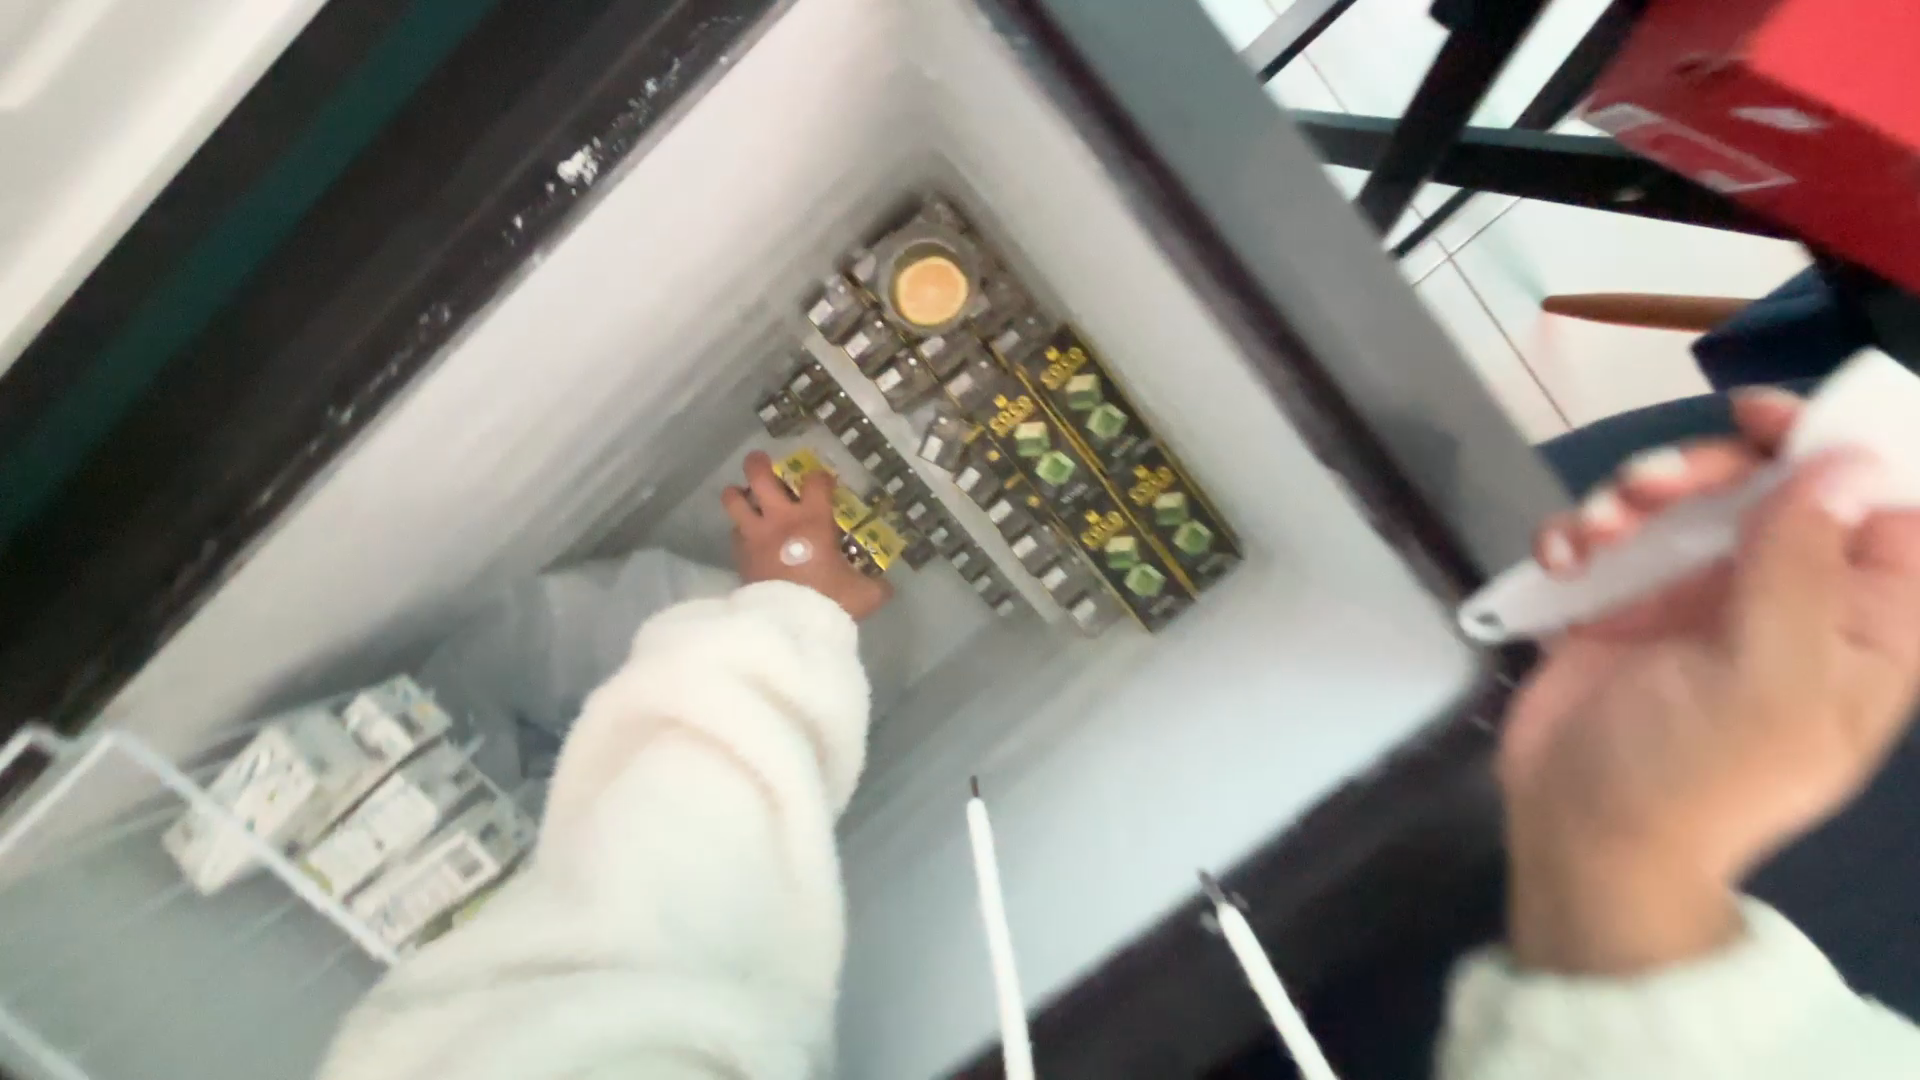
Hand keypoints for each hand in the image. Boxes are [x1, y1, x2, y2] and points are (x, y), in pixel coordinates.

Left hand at [722, 451, 892, 620]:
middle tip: (761, 461)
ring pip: (734, 500)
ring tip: (741, 494)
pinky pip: (734, 533)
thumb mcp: (865, 595)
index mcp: (813, 520)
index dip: (821, 477)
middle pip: (760, 477)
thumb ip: (876, 586)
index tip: (824, 482)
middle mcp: (780, 520)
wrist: (789, 626)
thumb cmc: (829, 601)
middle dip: (759, 464)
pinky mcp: (740, 557)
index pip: (815, 482)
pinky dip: (738, 530)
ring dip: (737, 494)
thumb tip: (886, 587)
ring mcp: (755, 536)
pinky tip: (746, 536)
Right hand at [1502, 388, 1919, 974]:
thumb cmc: (1695, 770)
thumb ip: (1806, 574)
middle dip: (1701, 472)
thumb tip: (1841, 464)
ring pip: (1667, 507)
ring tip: (1586, 534)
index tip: (1762, 417)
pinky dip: (1570, 537)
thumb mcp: (1770, 681)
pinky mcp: (1606, 604)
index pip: (1880, 508)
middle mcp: (1775, 595)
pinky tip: (1556, 562)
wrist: (1581, 824)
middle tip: (1647, 485)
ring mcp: (1683, 598)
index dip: (1835, 450)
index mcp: (1857, 620)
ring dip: (1621, 502)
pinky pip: (1595, 542)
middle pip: (1758, 490)